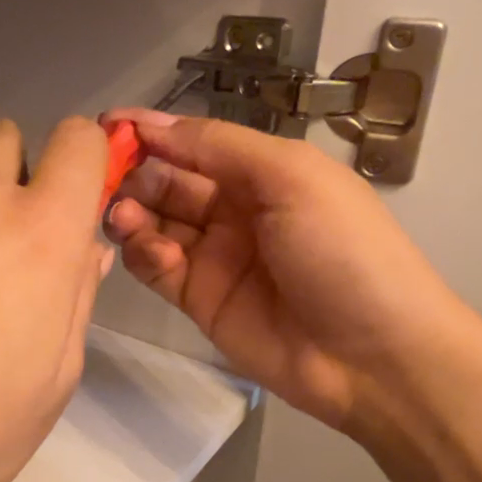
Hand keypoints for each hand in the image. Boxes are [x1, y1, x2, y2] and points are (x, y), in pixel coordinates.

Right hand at [100, 108, 478, 439]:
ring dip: (132, 213)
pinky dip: (141, 254)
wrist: (375, 356)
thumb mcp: (293, 178)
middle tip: (106, 179)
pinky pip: (155, 267)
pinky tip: (147, 250)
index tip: (105, 126)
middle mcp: (234, 209)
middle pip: (168, 181)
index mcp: (263, 173)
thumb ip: (218, 146)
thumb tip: (151, 124)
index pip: (194, 143)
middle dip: (135, 174)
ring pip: (154, 224)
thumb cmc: (344, 250)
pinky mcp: (198, 300)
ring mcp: (214, 256)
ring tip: (122, 217)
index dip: (152, 132)